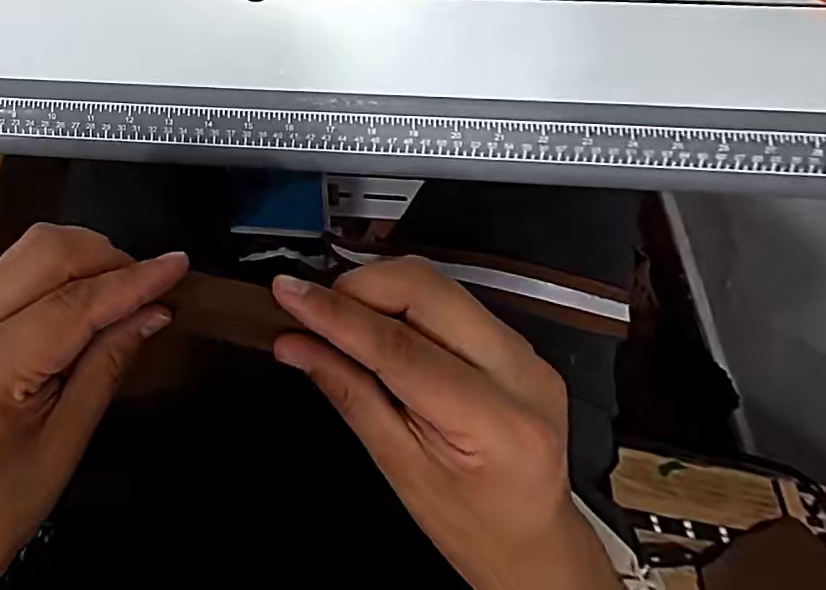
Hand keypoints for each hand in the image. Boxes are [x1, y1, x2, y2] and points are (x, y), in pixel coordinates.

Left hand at [0, 224, 187, 588]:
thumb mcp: (66, 442)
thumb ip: (109, 363)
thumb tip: (154, 311)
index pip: (73, 303)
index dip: (131, 281)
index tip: (177, 264)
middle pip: (48, 253)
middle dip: (108, 258)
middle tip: (149, 287)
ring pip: (33, 246)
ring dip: (86, 254)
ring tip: (122, 289)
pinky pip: (21, 264)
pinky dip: (64, 264)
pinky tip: (88, 292)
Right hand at [272, 259, 620, 589]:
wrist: (538, 546)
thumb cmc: (466, 523)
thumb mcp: (398, 467)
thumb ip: (346, 392)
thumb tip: (290, 342)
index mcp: (495, 423)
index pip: (400, 347)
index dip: (336, 313)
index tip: (286, 289)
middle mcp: (520, 371)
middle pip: (425, 288)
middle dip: (359, 286)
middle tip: (316, 309)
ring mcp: (523, 348)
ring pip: (433, 280)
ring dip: (376, 286)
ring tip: (343, 318)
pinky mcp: (515, 338)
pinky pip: (444, 293)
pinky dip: (398, 296)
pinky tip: (377, 321)